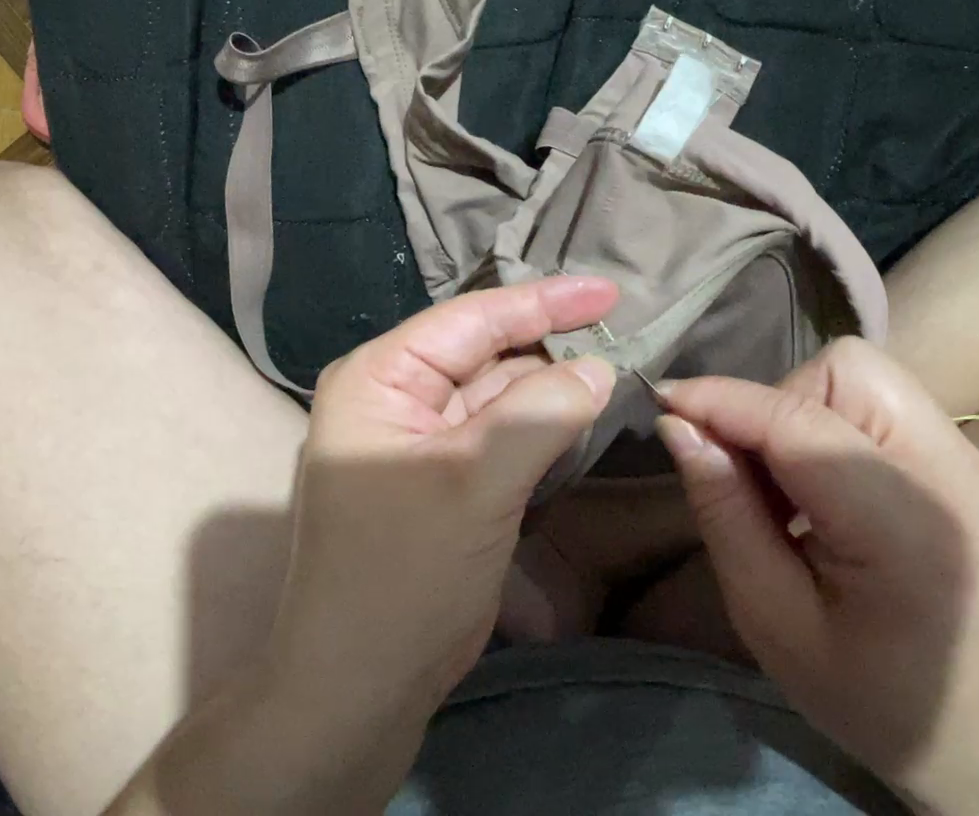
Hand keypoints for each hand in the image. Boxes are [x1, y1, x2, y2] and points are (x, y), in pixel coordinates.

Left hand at [274, 274, 617, 711]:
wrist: (357, 689)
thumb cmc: (404, 574)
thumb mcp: (476, 483)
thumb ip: (539, 414)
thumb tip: (596, 367)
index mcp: (378, 379)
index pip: (471, 319)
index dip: (544, 301)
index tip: (611, 289)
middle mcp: (391, 400)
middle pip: (483, 355)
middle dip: (549, 350)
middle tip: (622, 340)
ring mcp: (413, 445)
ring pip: (493, 399)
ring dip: (547, 394)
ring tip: (611, 379)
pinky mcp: (436, 484)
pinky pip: (493, 440)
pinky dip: (535, 433)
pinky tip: (577, 424)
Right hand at [655, 337, 978, 808]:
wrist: (975, 732)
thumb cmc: (863, 694)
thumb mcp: (768, 617)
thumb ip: (724, 510)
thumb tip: (678, 424)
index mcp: (916, 530)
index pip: (804, 425)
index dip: (725, 401)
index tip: (664, 401)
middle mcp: (963, 475)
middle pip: (848, 371)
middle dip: (775, 403)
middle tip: (745, 471)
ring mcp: (975, 462)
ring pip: (863, 376)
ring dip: (800, 410)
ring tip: (783, 485)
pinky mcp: (968, 461)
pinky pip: (880, 402)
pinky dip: (827, 423)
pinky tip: (818, 487)